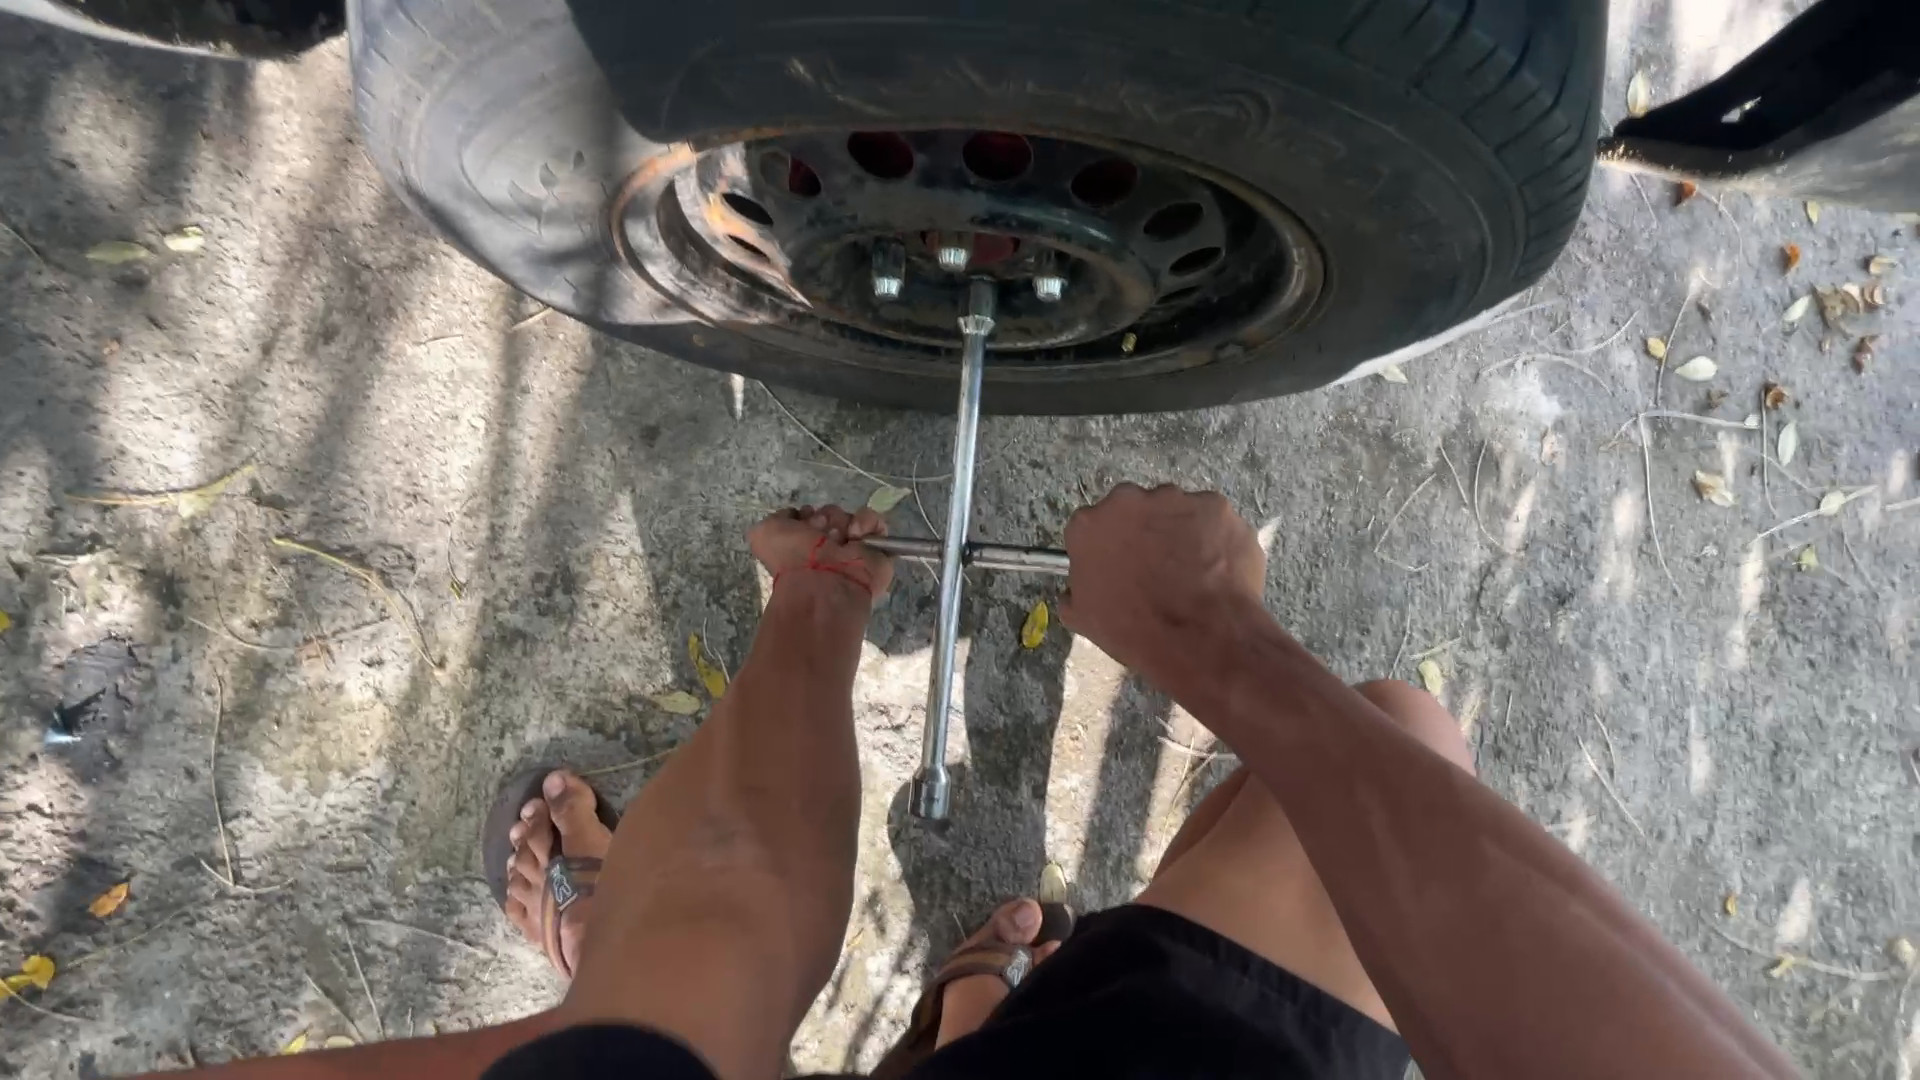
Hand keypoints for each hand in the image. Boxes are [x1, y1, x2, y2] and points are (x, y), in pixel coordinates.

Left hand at [748, 504, 893, 604]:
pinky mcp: (878, 549)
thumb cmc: (792, 559)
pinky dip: (866, 523)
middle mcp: (828, 547)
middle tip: (819, 537)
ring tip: (836, 542)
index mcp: (803, 545)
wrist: (823, 582)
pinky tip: (855, 537)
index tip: (803, 524)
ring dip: (840, 523)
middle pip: (830, 513)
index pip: (810, 516)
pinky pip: (876, 522)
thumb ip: (777, 519)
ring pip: (850, 516)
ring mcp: (853, 548)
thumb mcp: (764, 534)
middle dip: (824, 520)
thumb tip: (795, 514)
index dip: (806, 515)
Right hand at [1058, 484, 1265, 687]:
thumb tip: (1074, 589)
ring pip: (1171, 510)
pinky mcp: (1214, 505)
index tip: (1118, 567)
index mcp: (1088, 526)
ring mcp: (1173, 499)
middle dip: (1140, 532)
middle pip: (1131, 510)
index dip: (1107, 548)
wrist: (1202, 637)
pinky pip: (1208, 517)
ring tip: (1190, 569)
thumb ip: (1074, 590)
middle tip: (1155, 567)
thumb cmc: (1135, 630)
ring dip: (1176, 530)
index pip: (1091, 528)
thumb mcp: (1083, 618)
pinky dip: (1211, 535)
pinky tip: (1215, 565)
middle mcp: (1126, 501)